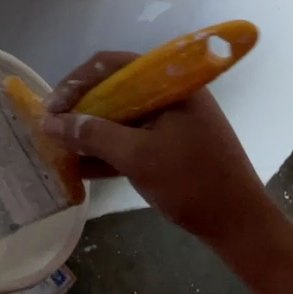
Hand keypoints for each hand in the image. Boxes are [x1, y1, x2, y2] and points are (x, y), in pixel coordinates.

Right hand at [42, 51, 274, 250]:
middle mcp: (169, 94)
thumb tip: (49, 123)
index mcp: (168, 83)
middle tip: (53, 126)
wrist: (243, 228)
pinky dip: (108, 149)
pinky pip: (132, 137)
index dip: (76, 82)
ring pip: (120, 115)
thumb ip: (92, 135)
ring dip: (91, 130)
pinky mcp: (170, 144)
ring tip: (60, 147)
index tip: (53, 107)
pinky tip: (80, 166)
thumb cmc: (193, 183)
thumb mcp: (137, 157)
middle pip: (114, 89)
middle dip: (80, 107)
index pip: (112, 65)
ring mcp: (171, 120)